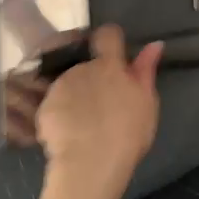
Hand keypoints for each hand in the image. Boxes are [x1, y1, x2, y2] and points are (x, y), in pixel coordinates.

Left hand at [17, 25, 162, 184]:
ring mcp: (59, 87)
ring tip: (85, 122)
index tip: (115, 55)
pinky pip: (54, 105)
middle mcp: (81, 68)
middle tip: (103, 102)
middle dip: (93, 76)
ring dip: (76, 94)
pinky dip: (61, 114)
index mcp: (109, 64)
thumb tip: (154, 45)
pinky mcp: (43, 109)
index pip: (107, 35)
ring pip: (69, 84)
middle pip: (86, 63)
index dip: (111, 41)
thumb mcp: (146, 103)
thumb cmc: (127, 133)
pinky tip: (70, 134)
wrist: (90, 164)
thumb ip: (146, 71)